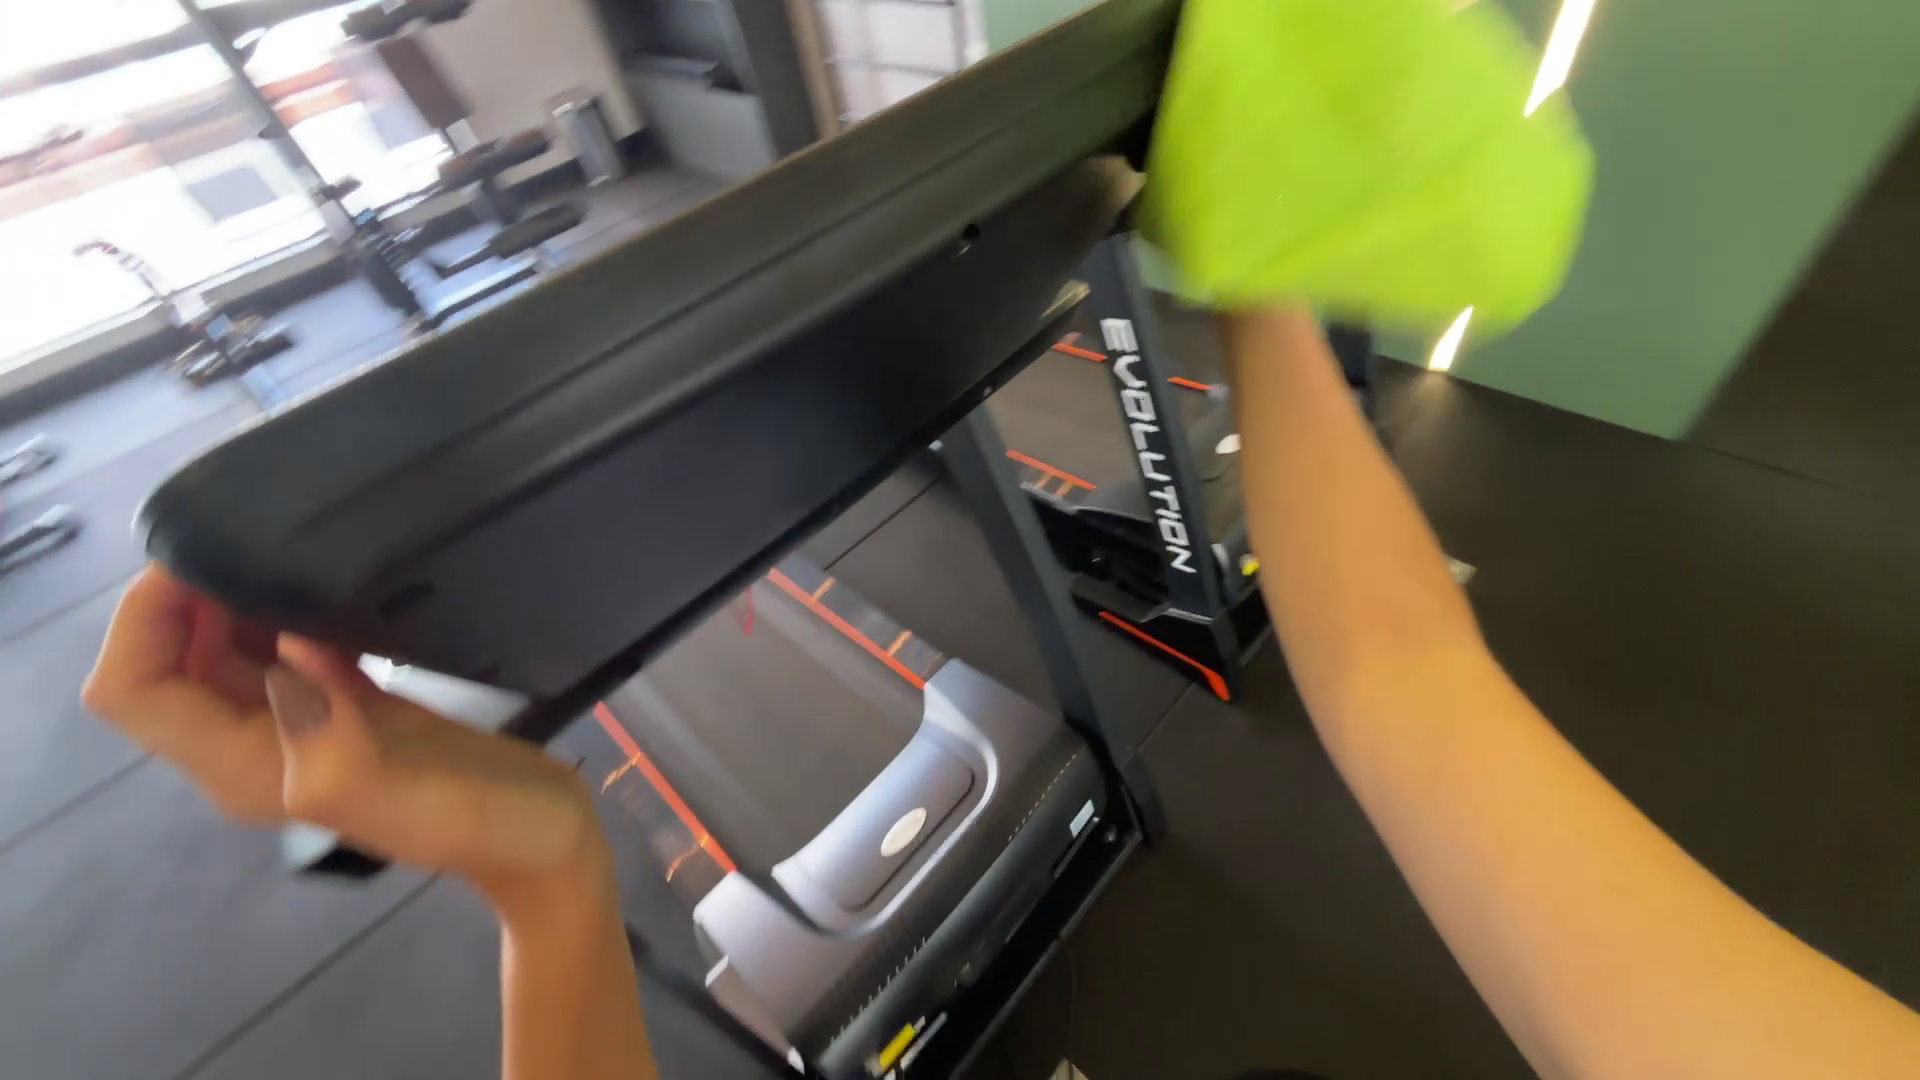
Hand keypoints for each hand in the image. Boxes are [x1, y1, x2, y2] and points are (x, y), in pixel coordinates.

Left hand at [83, 566, 607, 909]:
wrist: (540, 834)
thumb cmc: (477, 819)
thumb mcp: (395, 790)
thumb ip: (326, 722)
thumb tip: (289, 635)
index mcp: (248, 769)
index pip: (137, 693)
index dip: (143, 624)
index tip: (195, 561)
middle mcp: (262, 749)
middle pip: (174, 671)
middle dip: (182, 606)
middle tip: (239, 541)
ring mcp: (317, 729)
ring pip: (235, 660)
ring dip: (236, 607)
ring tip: (277, 550)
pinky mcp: (366, 712)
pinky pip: (302, 658)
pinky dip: (297, 620)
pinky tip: (328, 587)